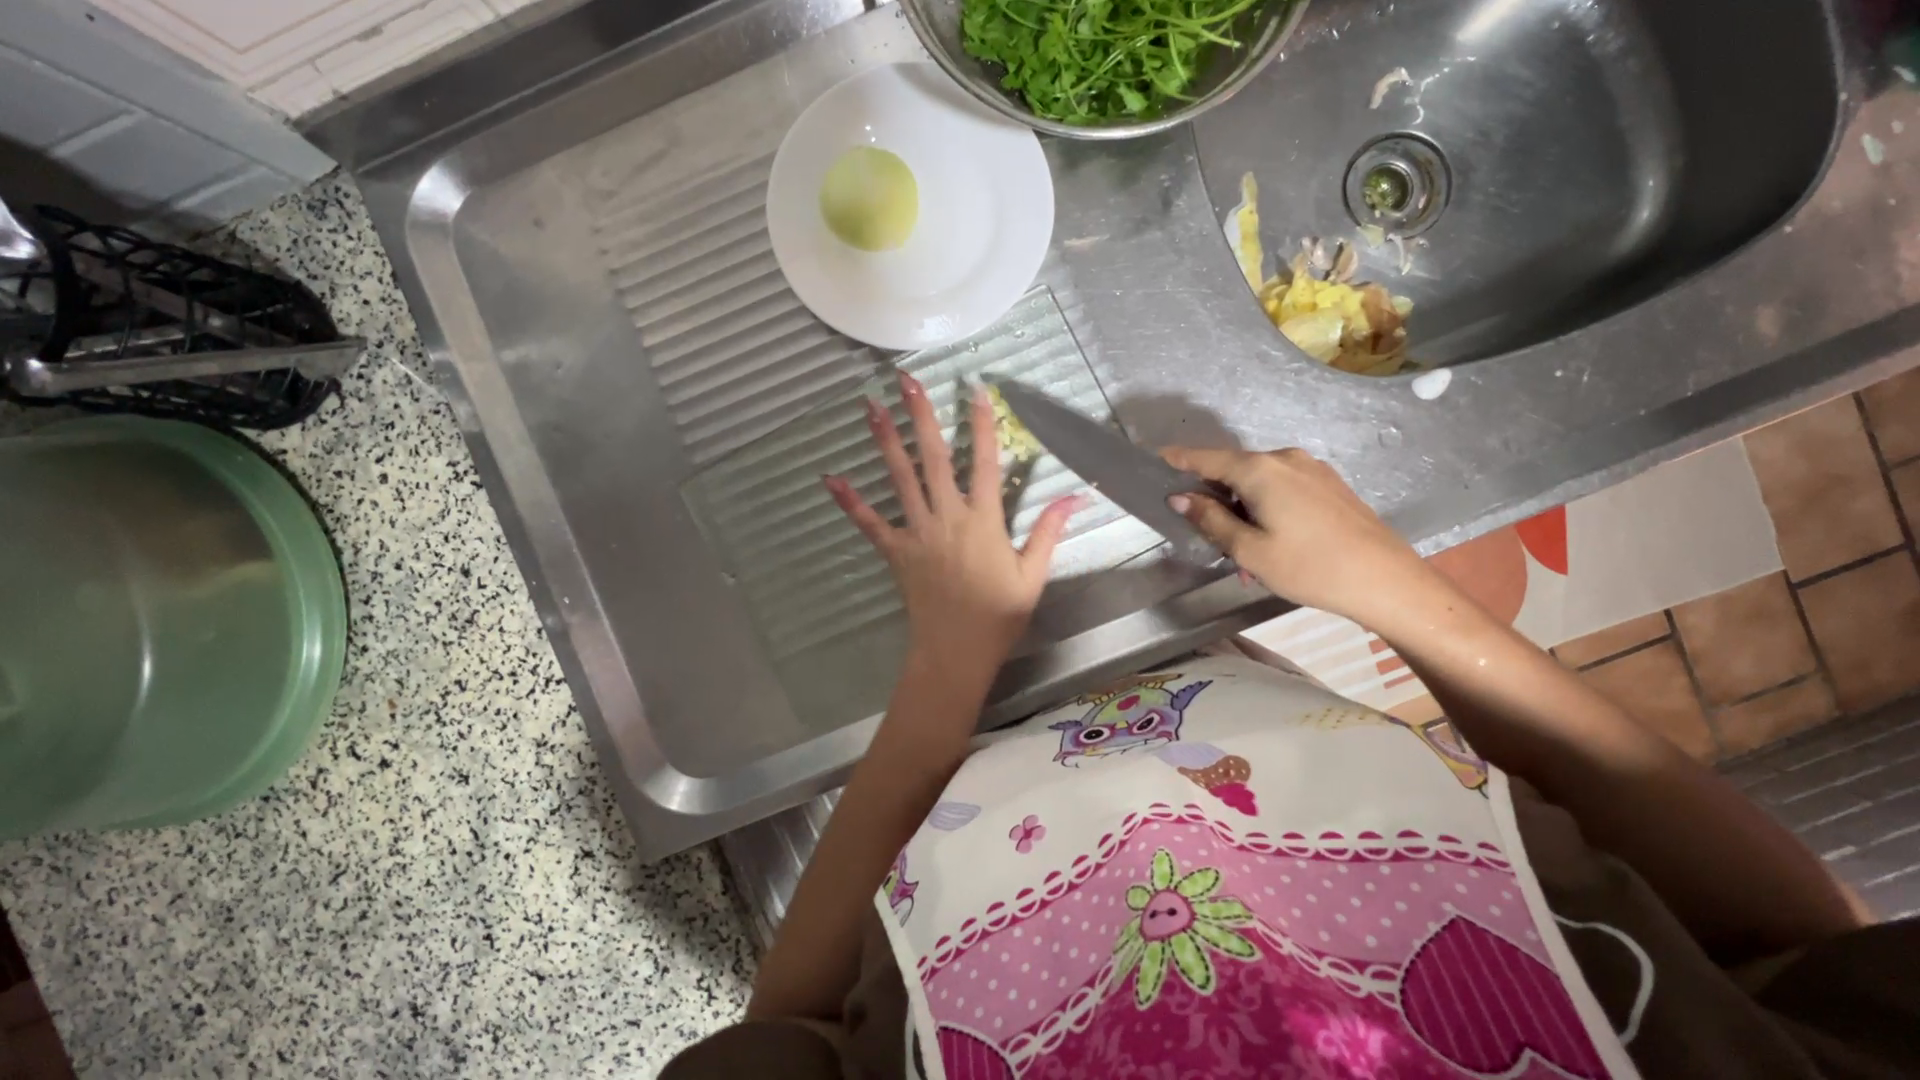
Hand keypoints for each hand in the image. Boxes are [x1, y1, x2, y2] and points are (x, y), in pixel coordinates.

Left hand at [826, 372, 1081, 680]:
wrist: (956, 651)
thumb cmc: (998, 615)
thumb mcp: (1033, 576)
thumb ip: (1048, 532)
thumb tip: (1075, 496)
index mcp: (985, 520)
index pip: (986, 462)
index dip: (982, 424)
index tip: (975, 390)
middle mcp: (949, 516)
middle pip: (934, 457)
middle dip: (921, 416)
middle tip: (906, 380)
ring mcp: (918, 532)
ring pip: (900, 478)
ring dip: (886, 441)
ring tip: (870, 407)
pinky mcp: (896, 551)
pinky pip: (870, 523)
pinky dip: (850, 502)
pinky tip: (830, 478)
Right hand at [1160, 446, 1434, 627]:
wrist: (1386, 580)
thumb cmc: (1310, 567)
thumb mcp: (1249, 551)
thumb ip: (1211, 520)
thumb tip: (1181, 497)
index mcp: (1260, 470)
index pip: (1206, 458)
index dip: (1179, 460)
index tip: (1155, 461)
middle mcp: (1285, 459)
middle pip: (1234, 471)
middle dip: (1216, 501)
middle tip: (1208, 540)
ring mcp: (1312, 470)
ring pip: (1261, 485)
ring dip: (1243, 513)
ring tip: (1246, 560)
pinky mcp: (1330, 485)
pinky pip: (1284, 490)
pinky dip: (1267, 511)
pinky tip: (1274, 547)